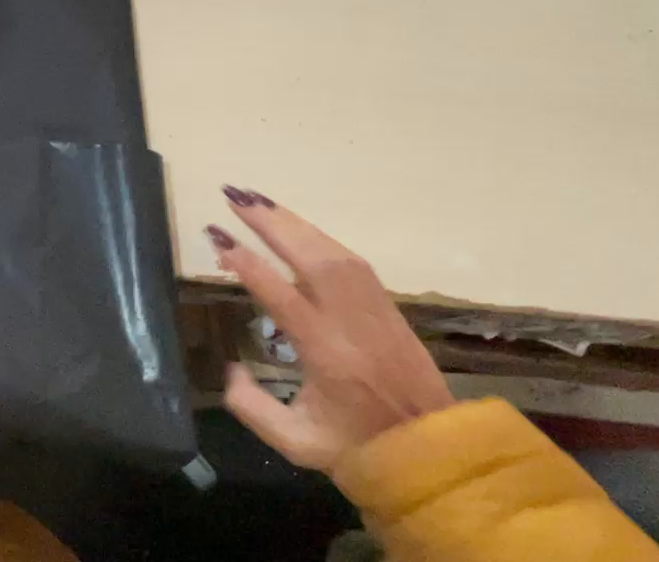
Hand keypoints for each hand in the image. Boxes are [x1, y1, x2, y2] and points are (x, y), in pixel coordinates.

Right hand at [206, 187, 453, 472]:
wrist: (442, 462)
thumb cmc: (359, 452)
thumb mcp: (294, 442)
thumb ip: (250, 405)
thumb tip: (228, 366)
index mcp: (330, 358)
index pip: (284, 298)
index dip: (249, 265)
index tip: (217, 237)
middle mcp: (356, 328)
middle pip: (315, 261)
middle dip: (272, 224)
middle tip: (233, 196)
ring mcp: (379, 316)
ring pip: (337, 255)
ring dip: (294, 222)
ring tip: (255, 200)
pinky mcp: (392, 312)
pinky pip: (354, 263)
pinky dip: (320, 237)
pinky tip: (296, 226)